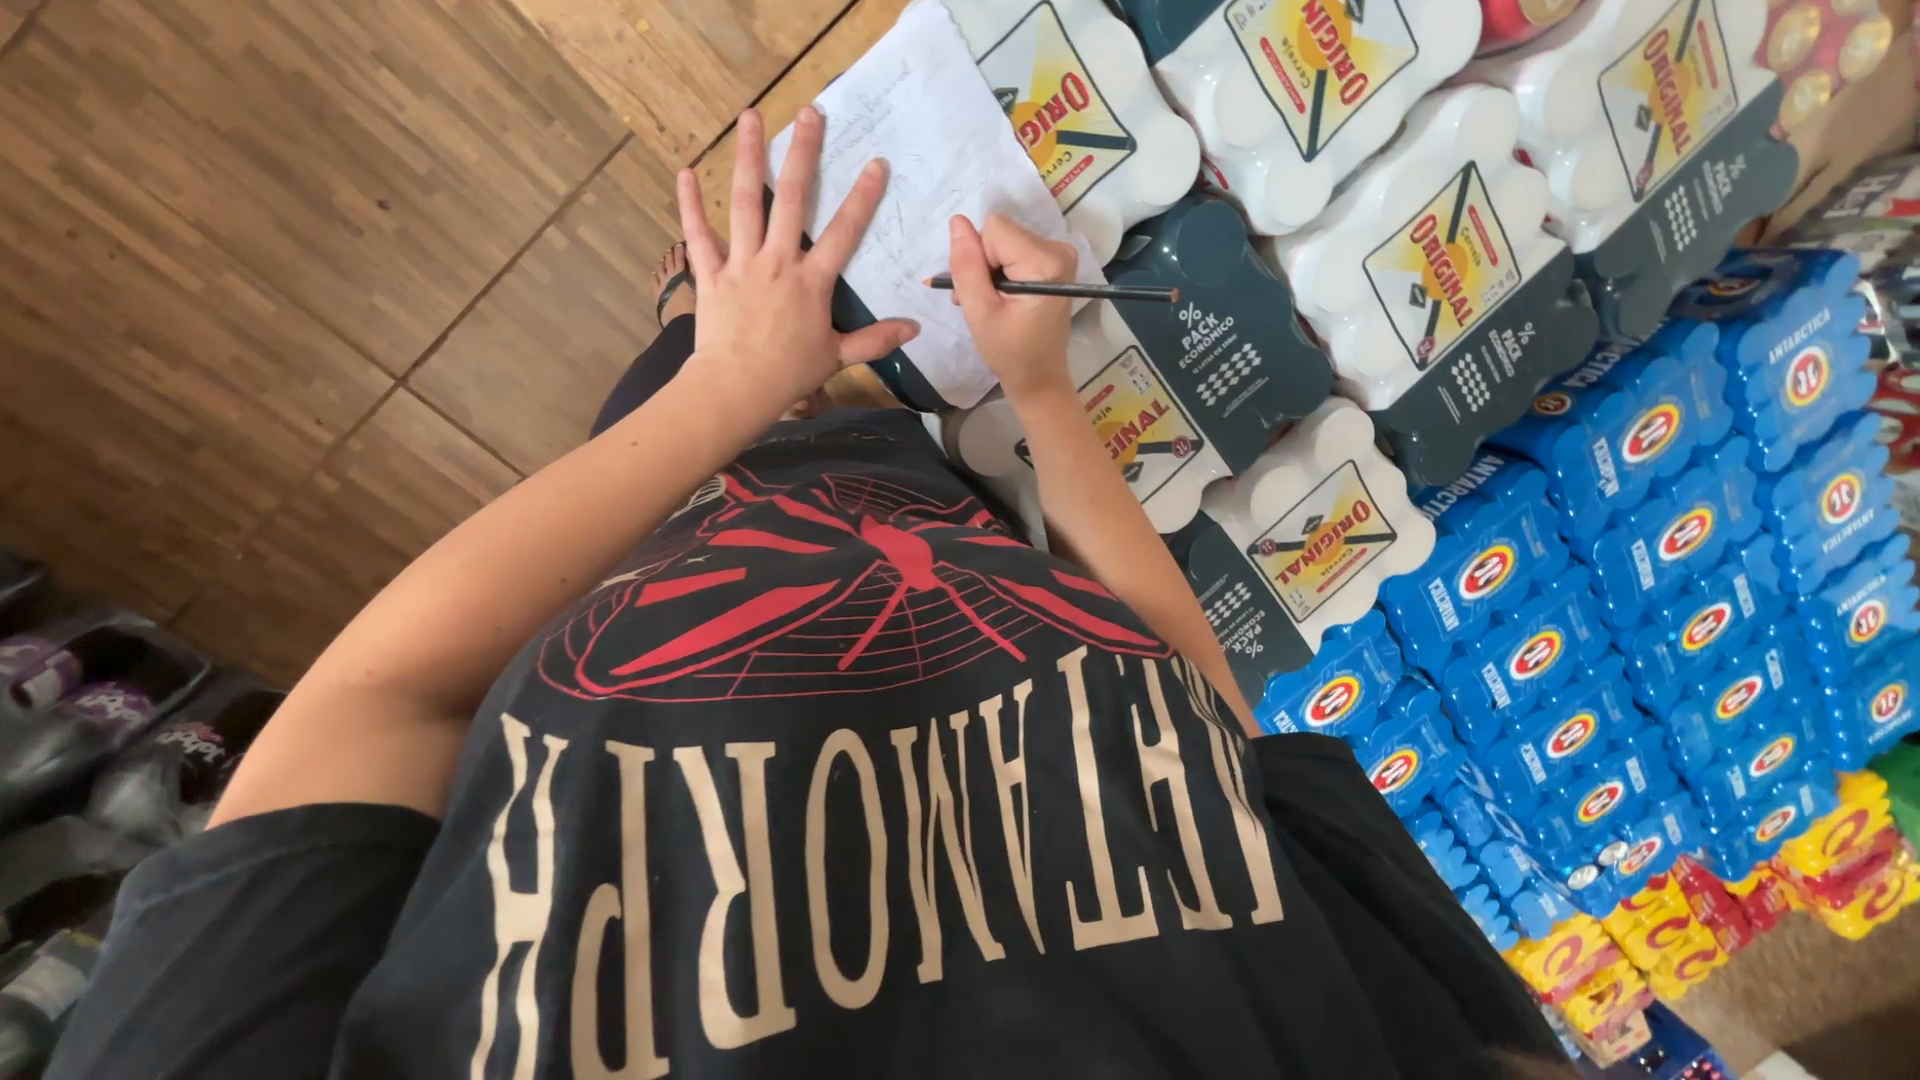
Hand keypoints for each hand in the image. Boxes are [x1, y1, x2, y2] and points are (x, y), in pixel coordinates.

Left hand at [674, 107, 919, 414]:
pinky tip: (683, 172)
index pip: (843, 232)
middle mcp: (778, 262)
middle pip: (791, 199)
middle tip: (809, 113)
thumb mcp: (837, 356)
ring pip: (744, 203)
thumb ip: (875, 340)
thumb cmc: (790, 374)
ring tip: (750, 118)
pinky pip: (698, 236)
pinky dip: (690, 206)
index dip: (862, 197)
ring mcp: (741, 264)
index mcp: (811, 282)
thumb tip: (913, 330)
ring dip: (747, 157)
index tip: (876, 163)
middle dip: (802, 153)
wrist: (737, 389)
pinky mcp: (711, 275)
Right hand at [948, 213, 1077, 404]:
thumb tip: (957, 222)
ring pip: (1004, 241)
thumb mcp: (979, 311)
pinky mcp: (1055, 262)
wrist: (1039, 377)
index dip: (979, 259)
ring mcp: (1060, 254)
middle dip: (984, 264)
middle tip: (983, 302)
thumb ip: (966, 265)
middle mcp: (1059, 249)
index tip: (985, 293)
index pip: (993, 230)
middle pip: (1000, 233)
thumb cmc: (1009, 352)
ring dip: (989, 270)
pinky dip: (1002, 272)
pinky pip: (1015, 250)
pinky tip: (1002, 297)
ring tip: (991, 303)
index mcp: (1045, 261)